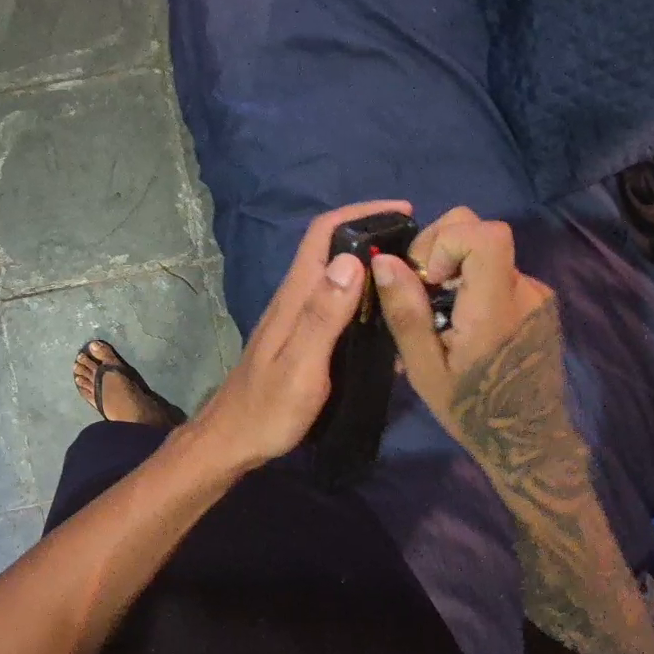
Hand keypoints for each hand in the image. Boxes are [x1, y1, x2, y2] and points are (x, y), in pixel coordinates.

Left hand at [189, 199, 411, 470]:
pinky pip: (337, 304)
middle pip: (333, 250)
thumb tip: (351, 260)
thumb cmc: (269, 409)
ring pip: (337, 277)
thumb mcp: (301, 366)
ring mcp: (297, 318)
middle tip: (419, 251)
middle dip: (374, 237)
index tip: (404, 212)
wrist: (233, 441)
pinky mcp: (301, 337)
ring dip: (372, 269)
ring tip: (413, 281)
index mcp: (295, 297)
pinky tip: (388, 320)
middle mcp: (295, 298)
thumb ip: (324, 315)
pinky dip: (365, 300)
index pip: (323, 234)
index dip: (361, 214)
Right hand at [368, 207, 557, 441]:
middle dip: (442, 248)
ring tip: (439, 318)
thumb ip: (406, 312)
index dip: (447, 240)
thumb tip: (383, 260)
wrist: (527, 439)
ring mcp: (535, 294)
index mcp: (495, 306)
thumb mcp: (425, 368)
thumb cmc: (470, 409)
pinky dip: (472, 286)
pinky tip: (461, 326)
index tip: (429, 277)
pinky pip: (497, 274)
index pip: (485, 234)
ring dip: (455, 271)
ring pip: (485, 253)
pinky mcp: (538, 302)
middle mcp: (523, 289)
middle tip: (423, 293)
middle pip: (481, 231)